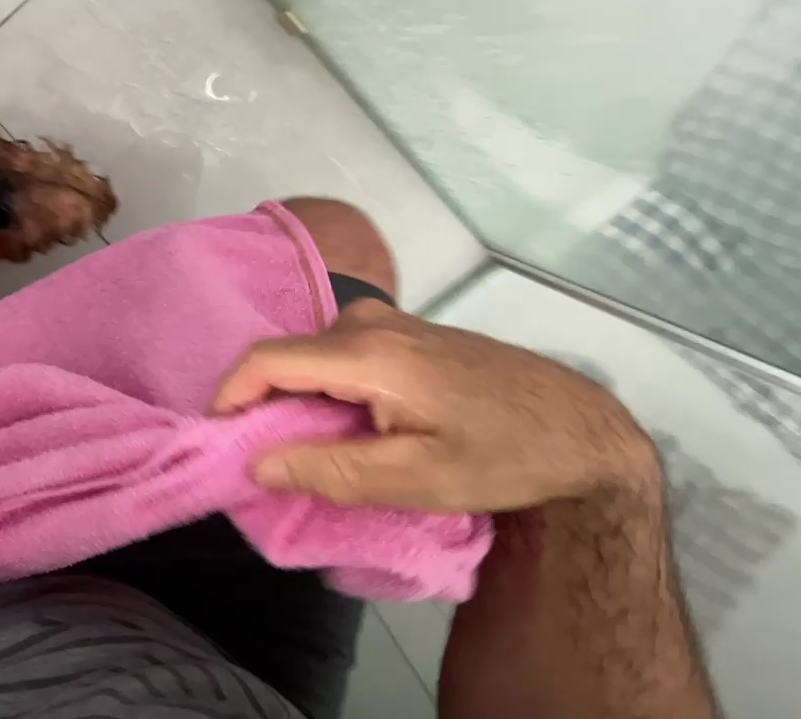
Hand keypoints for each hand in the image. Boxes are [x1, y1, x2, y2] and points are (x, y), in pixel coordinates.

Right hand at [214, 301, 655, 513]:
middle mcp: (364, 321)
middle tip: (265, 456)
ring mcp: (383, 320)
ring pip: (308, 355)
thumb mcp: (418, 480)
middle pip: (284, 357)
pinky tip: (346, 425)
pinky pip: (334, 353)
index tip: (218, 437)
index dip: (229, 395)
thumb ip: (330, 471)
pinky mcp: (396, 329)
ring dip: (294, 398)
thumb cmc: (504, 456)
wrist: (583, 427)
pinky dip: (321, 388)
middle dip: (262, 404)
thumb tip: (256, 466)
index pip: (266, 360)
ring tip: (306, 448)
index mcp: (365, 352)